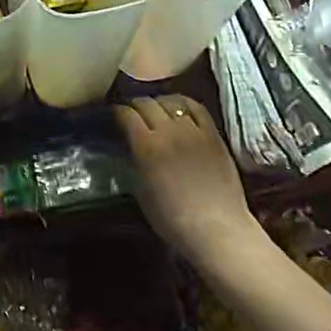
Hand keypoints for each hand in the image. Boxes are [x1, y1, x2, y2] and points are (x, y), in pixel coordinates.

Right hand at [116, 95, 255, 259]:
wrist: (216, 228)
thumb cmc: (171, 219)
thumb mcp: (140, 190)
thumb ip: (135, 163)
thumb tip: (131, 149)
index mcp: (146, 147)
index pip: (126, 115)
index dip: (117, 112)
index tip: (113, 116)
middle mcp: (169, 132)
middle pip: (147, 104)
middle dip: (135, 105)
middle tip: (131, 112)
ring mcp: (194, 131)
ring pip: (171, 102)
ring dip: (158, 103)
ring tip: (154, 109)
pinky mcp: (214, 135)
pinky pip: (197, 108)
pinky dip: (183, 103)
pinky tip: (178, 108)